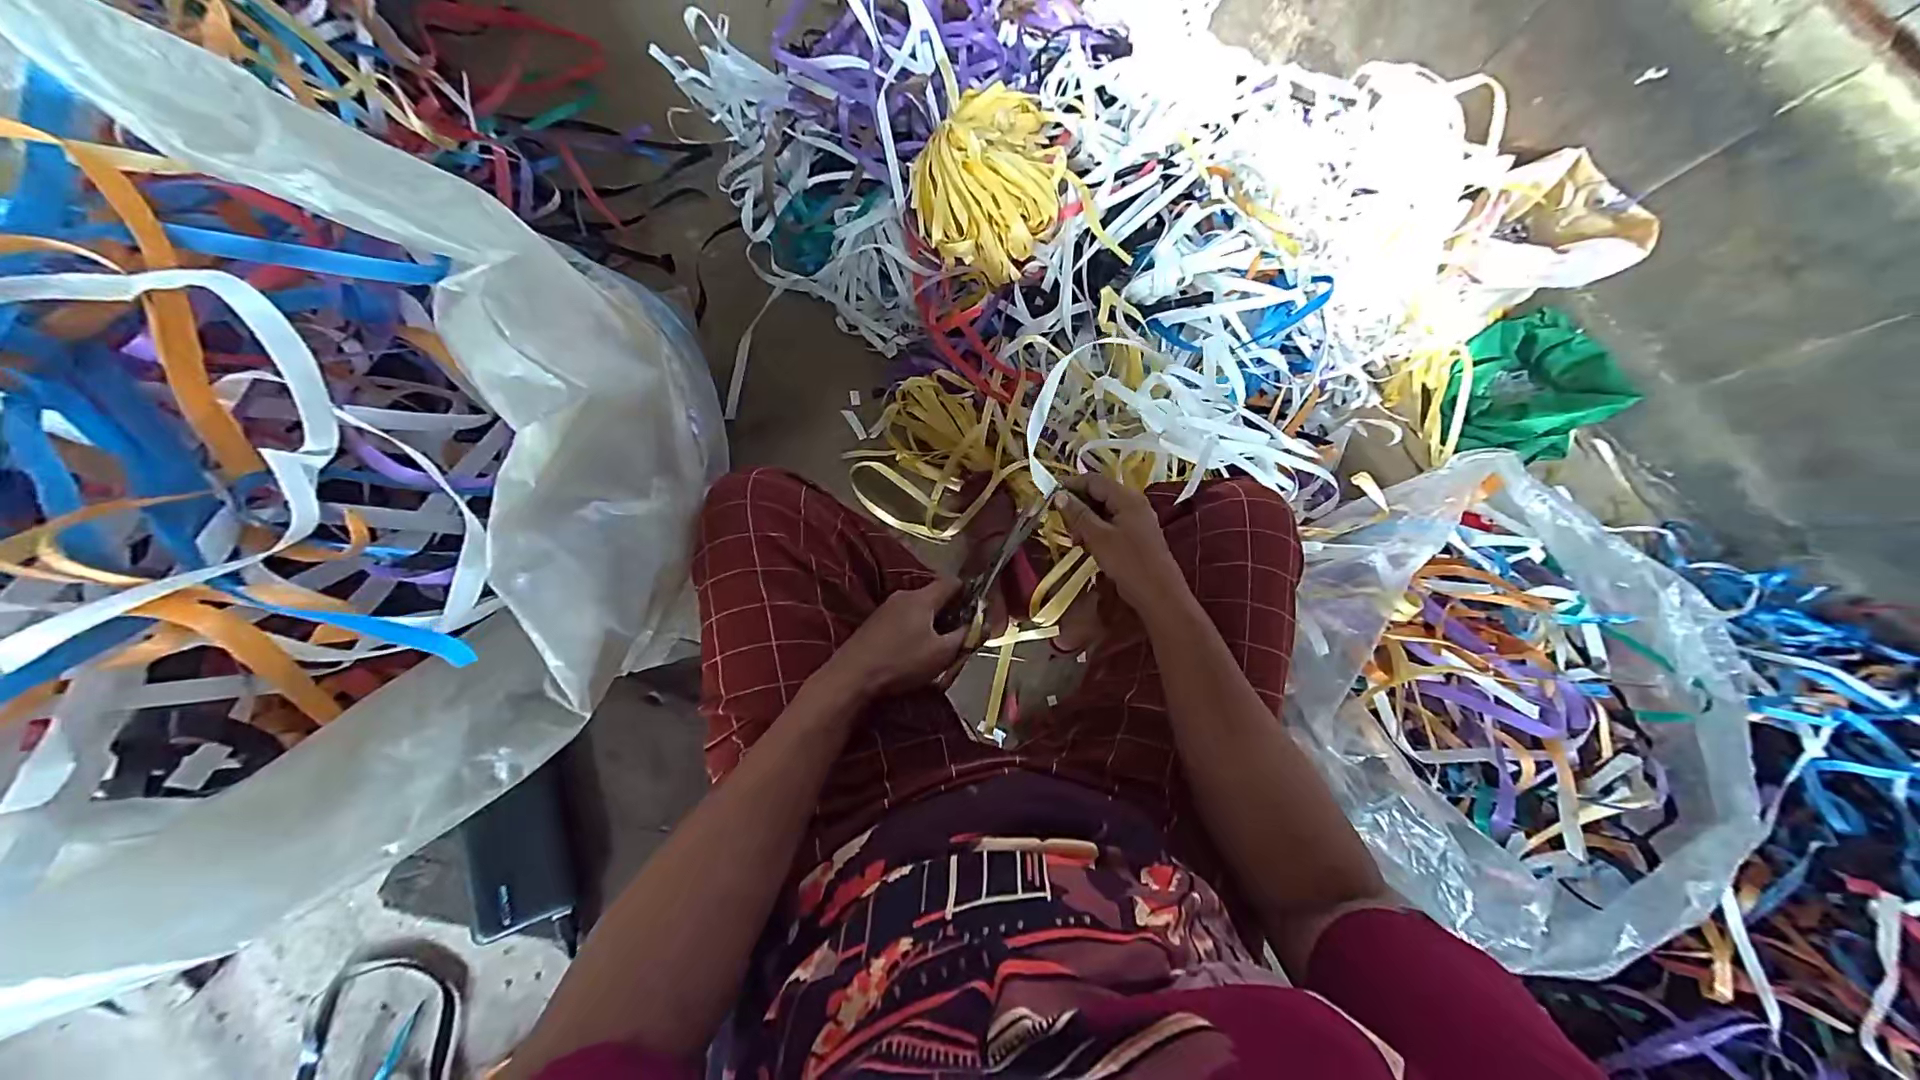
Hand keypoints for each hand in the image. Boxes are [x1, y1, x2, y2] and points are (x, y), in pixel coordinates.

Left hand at [824, 579, 967, 700]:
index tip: (976, 611)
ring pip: (918, 610)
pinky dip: (914, 630)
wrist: (852, 676)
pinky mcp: (874, 623)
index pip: (952, 582)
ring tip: (936, 649)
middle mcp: (903, 595)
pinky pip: (903, 619)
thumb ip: (966, 636)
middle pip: (934, 597)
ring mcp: (885, 608)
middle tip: (958, 637)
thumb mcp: (942, 653)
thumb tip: (983, 625)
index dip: (968, 593)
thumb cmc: (902, 662)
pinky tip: (912, 652)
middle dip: (949, 614)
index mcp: (922, 598)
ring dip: (931, 624)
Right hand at [1058, 474, 1189, 613]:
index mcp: (1127, 498)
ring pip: (1104, 510)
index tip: (1049, 495)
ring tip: (1073, 538)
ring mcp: (1136, 520)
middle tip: (1061, 521)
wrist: (1159, 595)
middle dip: (1077, 504)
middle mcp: (1134, 504)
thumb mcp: (1098, 537)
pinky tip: (1085, 545)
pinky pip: (1110, 524)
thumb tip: (1059, 495)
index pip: (1094, 480)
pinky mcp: (1135, 536)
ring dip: (1085, 520)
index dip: (1071, 484)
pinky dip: (1095, 530)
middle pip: (1100, 493)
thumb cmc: (1129, 563)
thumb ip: (1078, 514)